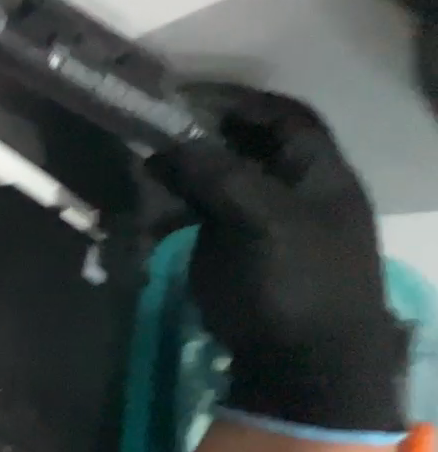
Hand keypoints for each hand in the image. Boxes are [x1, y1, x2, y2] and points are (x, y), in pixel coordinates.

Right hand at [148, 84, 406, 435]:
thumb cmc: (296, 282)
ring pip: (211, 176)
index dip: (239, 99)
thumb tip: (164, 144)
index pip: (284, 118)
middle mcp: (287, 189)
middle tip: (145, 127)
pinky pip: (191, 210)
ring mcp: (254, 218)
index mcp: (317, 176)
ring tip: (134, 164)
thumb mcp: (263, 222)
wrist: (299, 356)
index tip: (181, 95)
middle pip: (242, 143)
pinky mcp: (225, 245)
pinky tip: (138, 205)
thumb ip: (218, 176)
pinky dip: (163, 202)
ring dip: (174, 168)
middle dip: (196, 132)